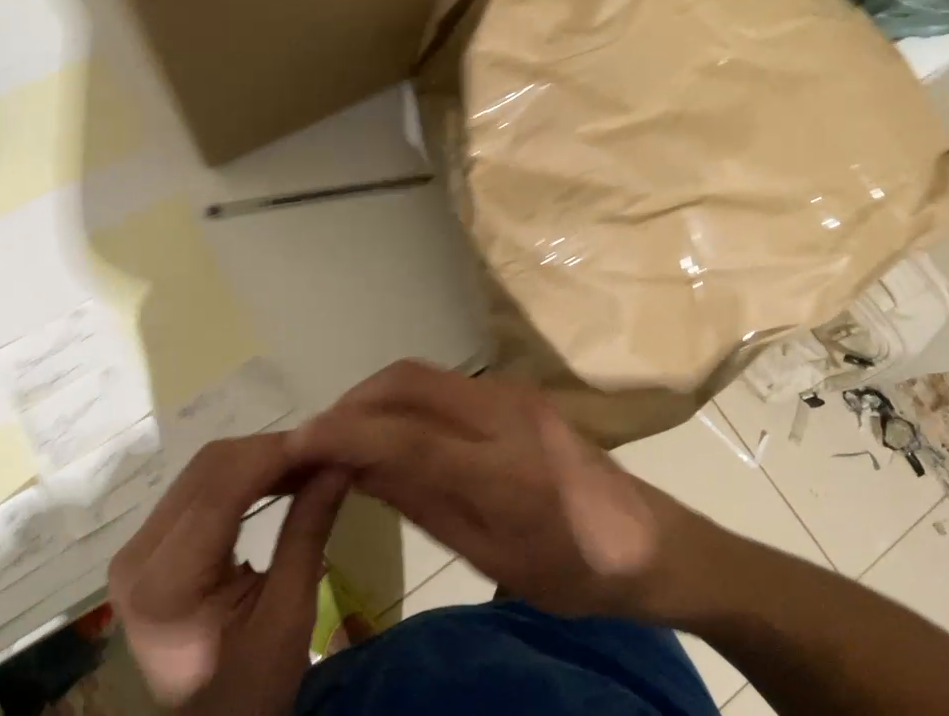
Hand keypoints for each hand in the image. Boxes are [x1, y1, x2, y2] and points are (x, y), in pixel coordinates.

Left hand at [107, 434, 347, 713]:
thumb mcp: (290, 614)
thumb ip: (308, 531)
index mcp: (166, 584)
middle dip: (268, 451)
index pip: (220, 489)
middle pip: (206, 470)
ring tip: (306, 464)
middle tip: (322, 452)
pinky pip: (193, 490)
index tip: (326, 442)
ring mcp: (132, 551)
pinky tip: (275, 478)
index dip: (274, 454)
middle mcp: (135, 558)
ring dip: (255, 459)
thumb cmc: (255, 684)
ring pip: (200, 471)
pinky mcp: (142, 548)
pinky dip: (239, 476)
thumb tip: (338, 462)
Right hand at [289, 362, 701, 620]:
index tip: (295, 445)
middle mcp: (507, 414)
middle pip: (408, 381)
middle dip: (353, 402)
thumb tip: (353, 468)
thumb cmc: (573, 573)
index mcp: (502, 471)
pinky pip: (447, 384)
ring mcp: (517, 395)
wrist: (653, 544)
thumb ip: (422, 505)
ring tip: (348, 438)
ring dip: (378, 398)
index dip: (341, 436)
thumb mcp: (492, 557)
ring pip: (425, 376)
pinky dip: (408, 401)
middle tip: (319, 440)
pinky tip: (395, 433)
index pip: (403, 437)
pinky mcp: (521, 392)